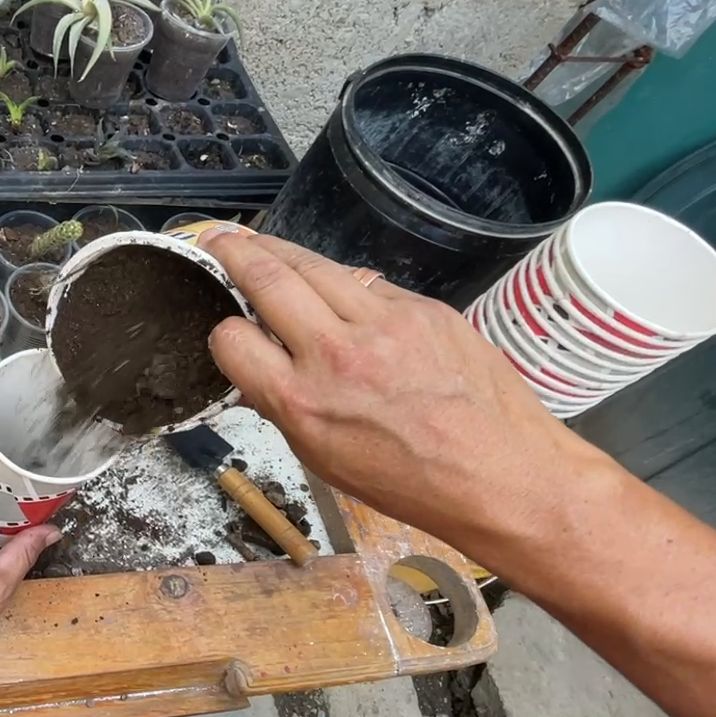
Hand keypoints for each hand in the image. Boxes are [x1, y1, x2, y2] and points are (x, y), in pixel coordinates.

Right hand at [198, 229, 596, 543]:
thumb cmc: (402, 479)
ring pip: (315, 266)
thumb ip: (282, 404)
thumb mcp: (317, 454)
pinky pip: (366, 283)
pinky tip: (328, 286)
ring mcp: (384, 323)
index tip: (226, 332)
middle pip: (270, 280)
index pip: (234, 340)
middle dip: (235, 252)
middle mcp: (335, 353)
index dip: (222, 334)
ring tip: (257, 240)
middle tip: (217, 237)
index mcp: (300, 399)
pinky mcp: (423, 309)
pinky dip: (337, 281)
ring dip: (278, 248)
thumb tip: (261, 371)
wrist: (498, 473)